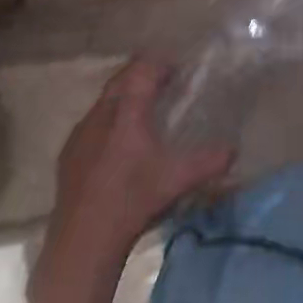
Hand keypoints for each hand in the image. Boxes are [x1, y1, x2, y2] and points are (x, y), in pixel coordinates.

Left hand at [47, 60, 233, 267]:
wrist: (83, 239)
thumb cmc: (133, 200)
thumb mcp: (178, 180)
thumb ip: (209, 161)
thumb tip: (234, 150)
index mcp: (127, 112)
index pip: (142, 69)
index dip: (160, 63)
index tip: (177, 69)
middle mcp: (101, 114)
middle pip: (120, 79)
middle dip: (142, 76)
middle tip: (164, 84)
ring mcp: (80, 133)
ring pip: (104, 101)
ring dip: (123, 98)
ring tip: (142, 113)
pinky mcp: (68, 153)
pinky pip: (91, 124)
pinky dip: (108, 122)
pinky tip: (117, 146)